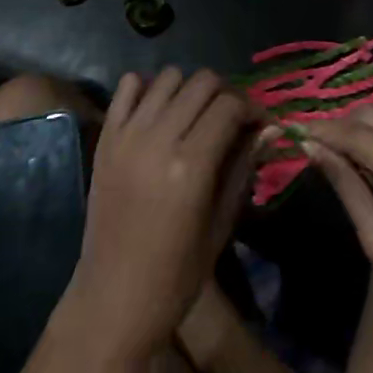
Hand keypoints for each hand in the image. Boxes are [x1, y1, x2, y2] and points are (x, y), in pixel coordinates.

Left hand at [61, 69, 258, 362]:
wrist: (113, 296)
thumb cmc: (176, 274)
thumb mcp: (220, 225)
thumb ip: (242, 169)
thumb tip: (266, 130)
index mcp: (190, 165)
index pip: (229, 105)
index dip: (252, 108)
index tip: (259, 124)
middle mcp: (158, 138)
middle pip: (201, 82)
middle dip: (225, 94)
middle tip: (231, 118)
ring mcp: (127, 133)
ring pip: (167, 76)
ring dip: (189, 89)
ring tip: (195, 115)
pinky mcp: (106, 136)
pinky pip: (127, 86)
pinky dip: (147, 88)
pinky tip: (158, 112)